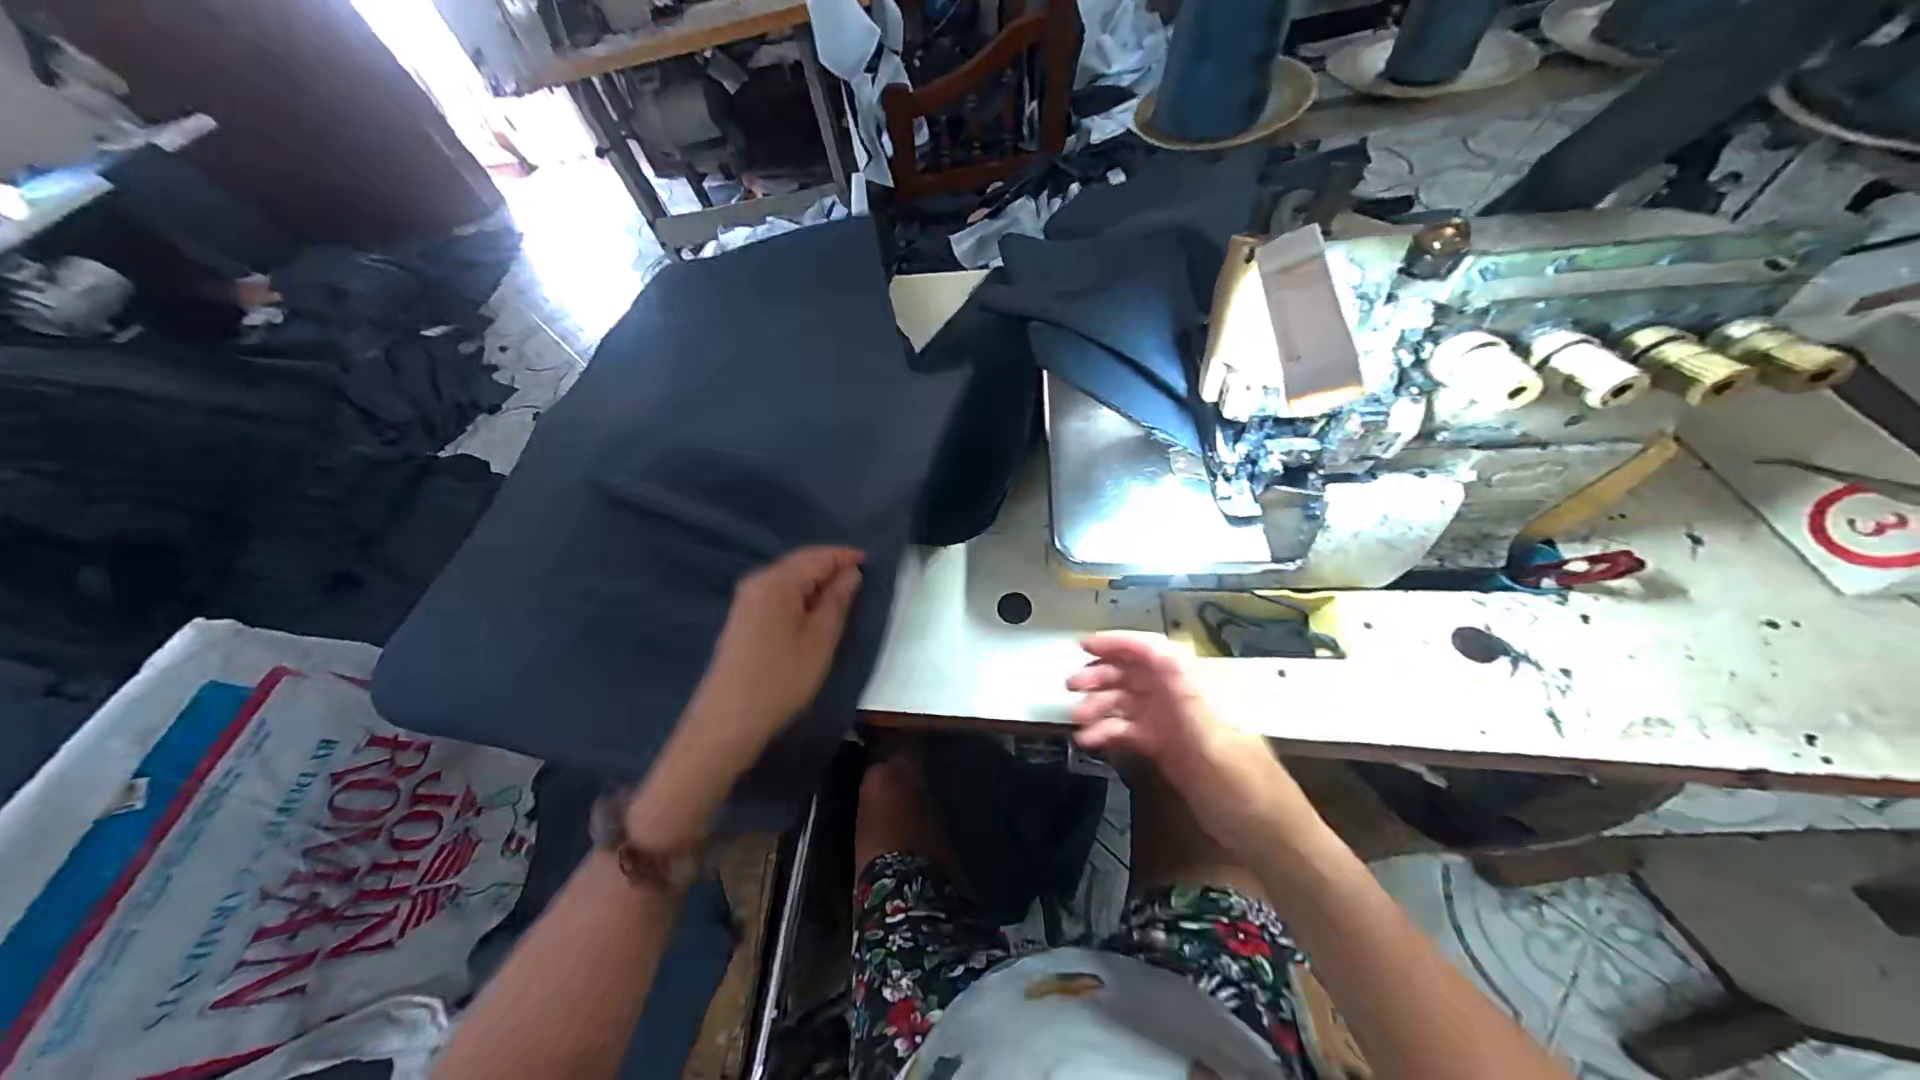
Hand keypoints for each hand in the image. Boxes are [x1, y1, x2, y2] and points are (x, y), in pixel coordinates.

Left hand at [628, 547, 864, 849]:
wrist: (728, 721)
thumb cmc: (781, 679)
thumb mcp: (820, 640)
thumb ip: (838, 601)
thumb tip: (851, 573)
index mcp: (776, 581)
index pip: (817, 555)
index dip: (845, 556)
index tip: (872, 561)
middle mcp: (757, 582)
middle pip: (800, 564)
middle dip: (831, 568)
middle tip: (863, 581)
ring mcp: (746, 601)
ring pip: (789, 580)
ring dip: (817, 584)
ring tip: (845, 598)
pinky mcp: (743, 620)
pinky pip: (779, 595)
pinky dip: (801, 598)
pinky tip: (815, 614)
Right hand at [1066, 633, 1321, 852]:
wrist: (1264, 834)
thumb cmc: (1247, 785)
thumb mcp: (1214, 740)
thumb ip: (1185, 697)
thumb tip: (1159, 654)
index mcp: (1196, 689)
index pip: (1153, 652)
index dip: (1119, 643)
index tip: (1085, 645)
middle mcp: (1180, 699)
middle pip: (1134, 673)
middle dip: (1101, 674)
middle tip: (1072, 686)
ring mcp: (1171, 723)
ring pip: (1126, 700)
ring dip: (1099, 705)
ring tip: (1077, 719)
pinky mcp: (1164, 747)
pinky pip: (1128, 729)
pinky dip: (1107, 731)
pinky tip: (1089, 741)